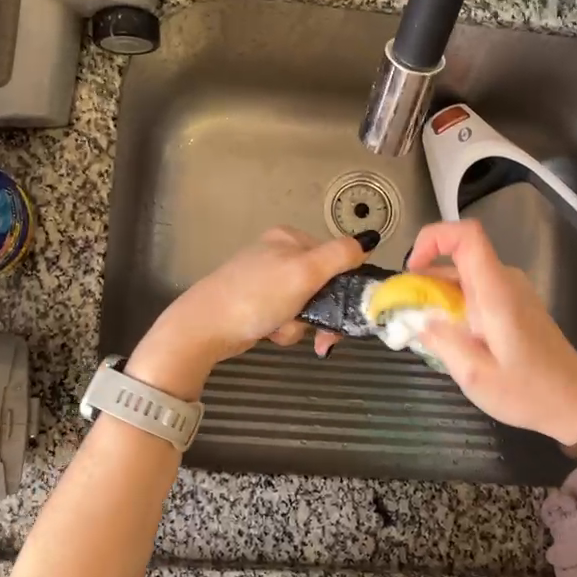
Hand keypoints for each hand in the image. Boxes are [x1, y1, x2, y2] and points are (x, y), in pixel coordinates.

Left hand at [129, 226, 369, 397]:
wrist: (206, 326)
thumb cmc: (257, 296)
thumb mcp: (304, 271)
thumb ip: (340, 255)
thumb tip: (370, 240)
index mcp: (290, 238)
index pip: (335, 258)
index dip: (344, 286)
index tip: (348, 312)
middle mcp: (279, 255)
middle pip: (321, 286)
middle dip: (320, 313)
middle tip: (322, 338)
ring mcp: (266, 281)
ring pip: (305, 306)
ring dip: (300, 325)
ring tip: (281, 329)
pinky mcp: (256, 304)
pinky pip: (286, 318)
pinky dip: (283, 329)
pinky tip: (269, 332)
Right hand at [408, 220, 576, 444]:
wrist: (575, 403)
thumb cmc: (527, 392)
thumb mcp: (474, 375)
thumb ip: (441, 341)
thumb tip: (417, 319)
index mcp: (496, 292)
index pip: (467, 236)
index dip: (433, 239)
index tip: (411, 272)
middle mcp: (505, 282)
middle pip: (458, 258)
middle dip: (424, 279)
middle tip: (406, 316)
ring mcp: (512, 292)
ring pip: (463, 277)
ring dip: (437, 296)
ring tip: (423, 332)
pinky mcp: (514, 305)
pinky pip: (475, 292)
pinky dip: (453, 306)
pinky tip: (449, 338)